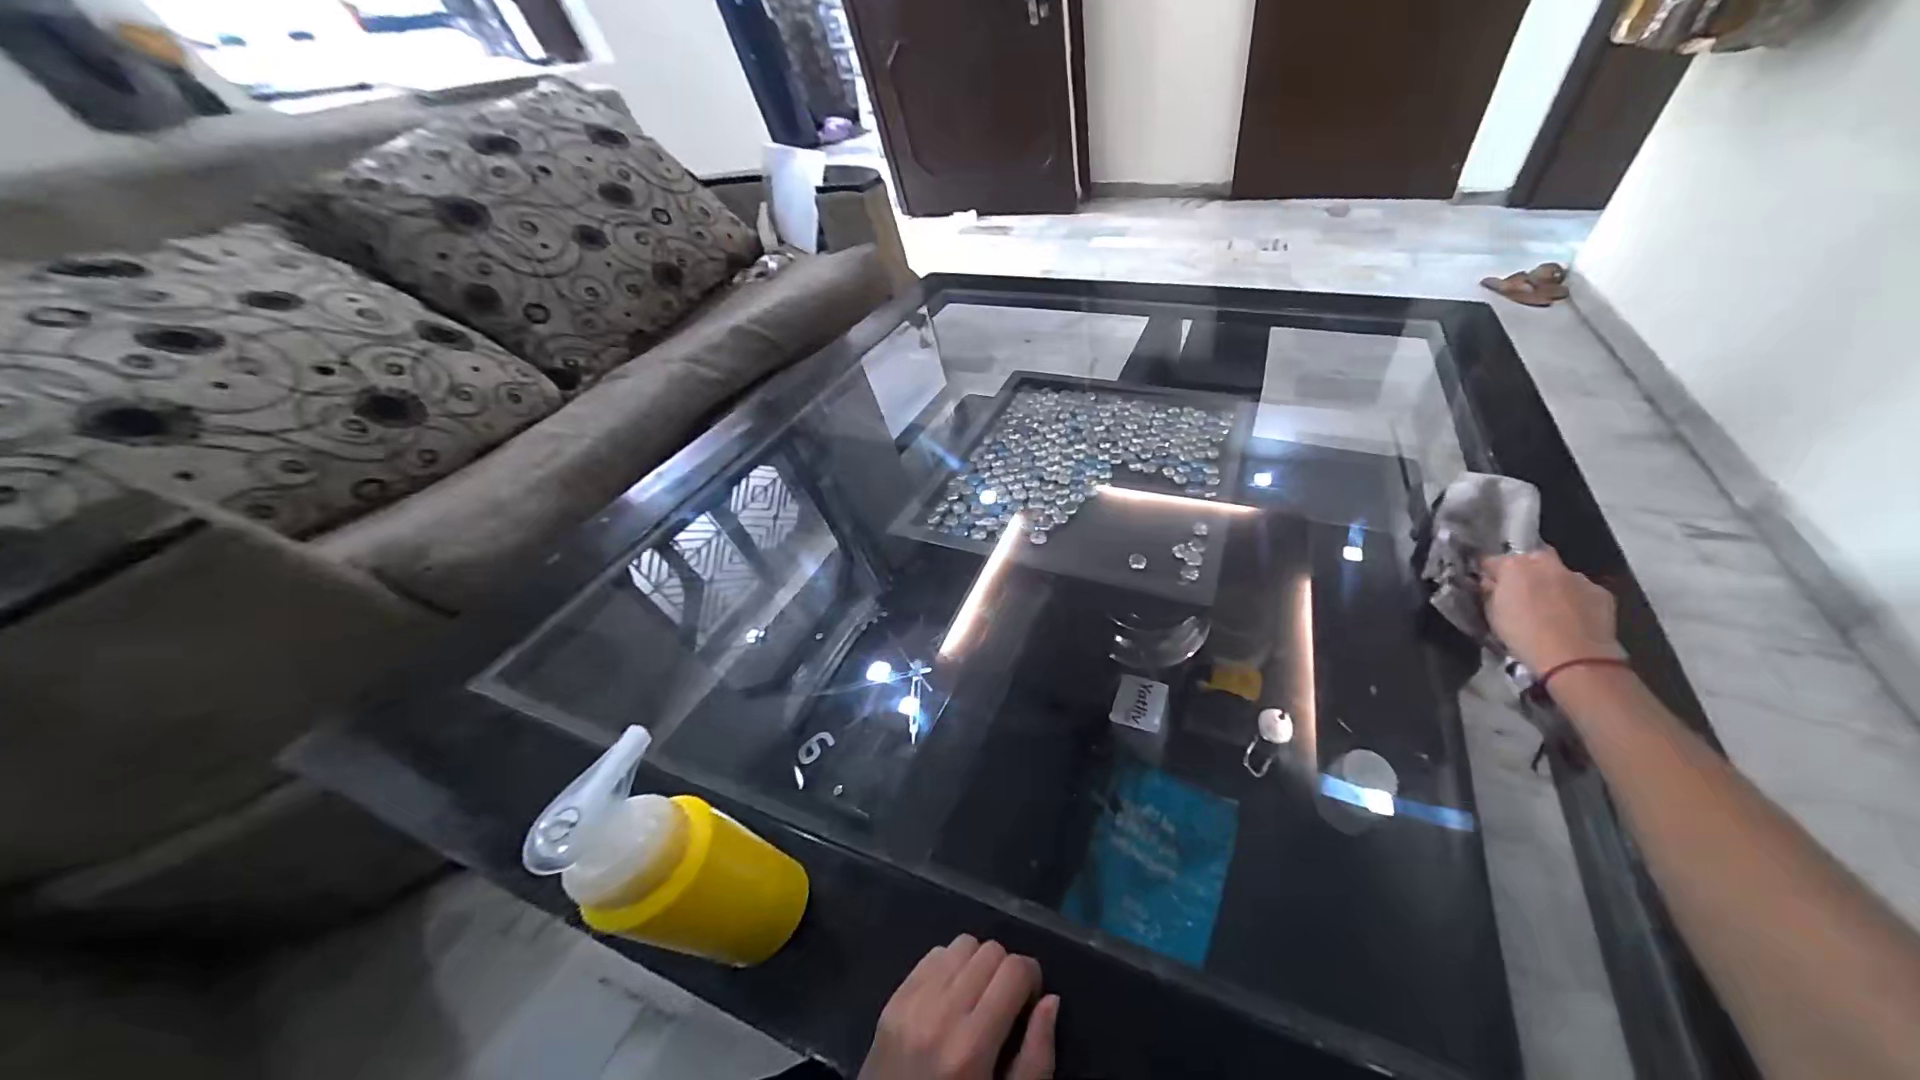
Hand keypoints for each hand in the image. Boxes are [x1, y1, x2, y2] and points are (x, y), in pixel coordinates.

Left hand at [857, 935, 1058, 1079]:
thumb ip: (1037, 1056)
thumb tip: (1050, 999)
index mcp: (972, 1046)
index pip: (1014, 970)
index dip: (1031, 978)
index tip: (1029, 1001)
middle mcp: (940, 1013)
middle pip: (990, 951)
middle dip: (1006, 970)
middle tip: (1005, 1002)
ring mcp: (912, 1002)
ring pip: (962, 944)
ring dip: (977, 963)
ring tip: (977, 995)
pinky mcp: (893, 998)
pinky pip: (933, 954)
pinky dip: (950, 966)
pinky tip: (951, 996)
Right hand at [1480, 547, 1621, 674]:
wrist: (1574, 657)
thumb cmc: (1522, 635)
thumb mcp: (1492, 614)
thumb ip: (1491, 593)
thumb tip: (1491, 584)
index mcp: (1514, 566)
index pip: (1492, 561)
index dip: (1489, 573)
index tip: (1487, 585)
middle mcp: (1547, 565)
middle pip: (1531, 559)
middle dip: (1524, 571)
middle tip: (1519, 592)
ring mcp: (1578, 577)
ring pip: (1559, 574)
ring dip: (1551, 585)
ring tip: (1549, 608)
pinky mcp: (1602, 593)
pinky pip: (1581, 590)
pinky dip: (1574, 598)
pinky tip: (1571, 617)